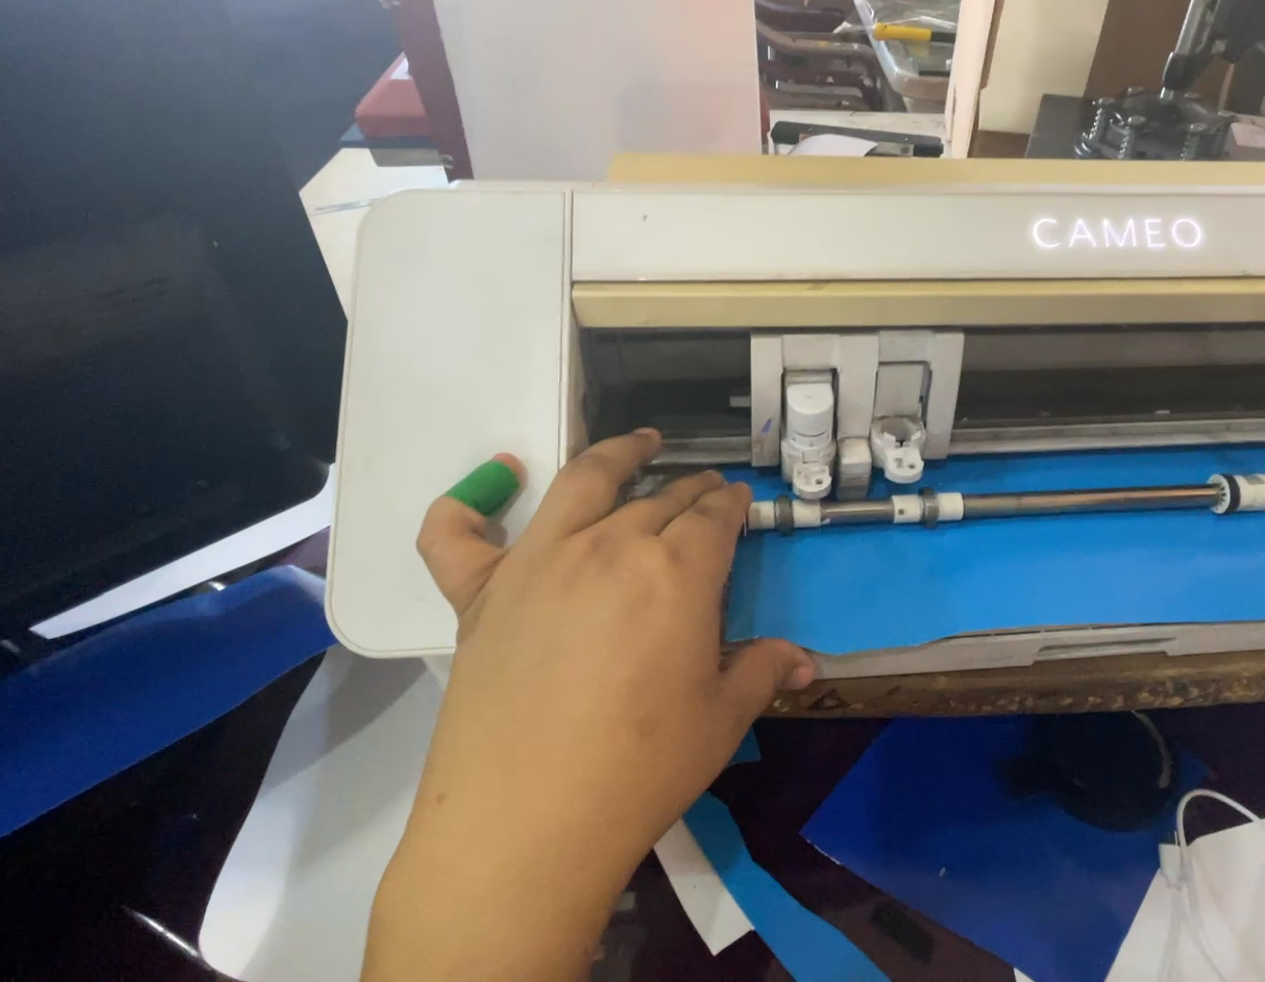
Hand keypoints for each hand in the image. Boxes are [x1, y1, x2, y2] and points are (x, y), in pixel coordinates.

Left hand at [365, 431, 813, 980]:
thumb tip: (805, 661)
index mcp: (677, 571)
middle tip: (705, 489)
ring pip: (581, 483)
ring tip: (638, 443)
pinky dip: (470, 499)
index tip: (741, 502)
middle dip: (691, 487)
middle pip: (660, 498)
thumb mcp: (721, 719)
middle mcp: (609, 545)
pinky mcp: (478, 592)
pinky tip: (495, 477)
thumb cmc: (642, 769)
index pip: (714, 517)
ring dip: (616, 454)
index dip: (732, 505)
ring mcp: (537, 561)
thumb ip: (761, 672)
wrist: (528, 821)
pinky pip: (459, 533)